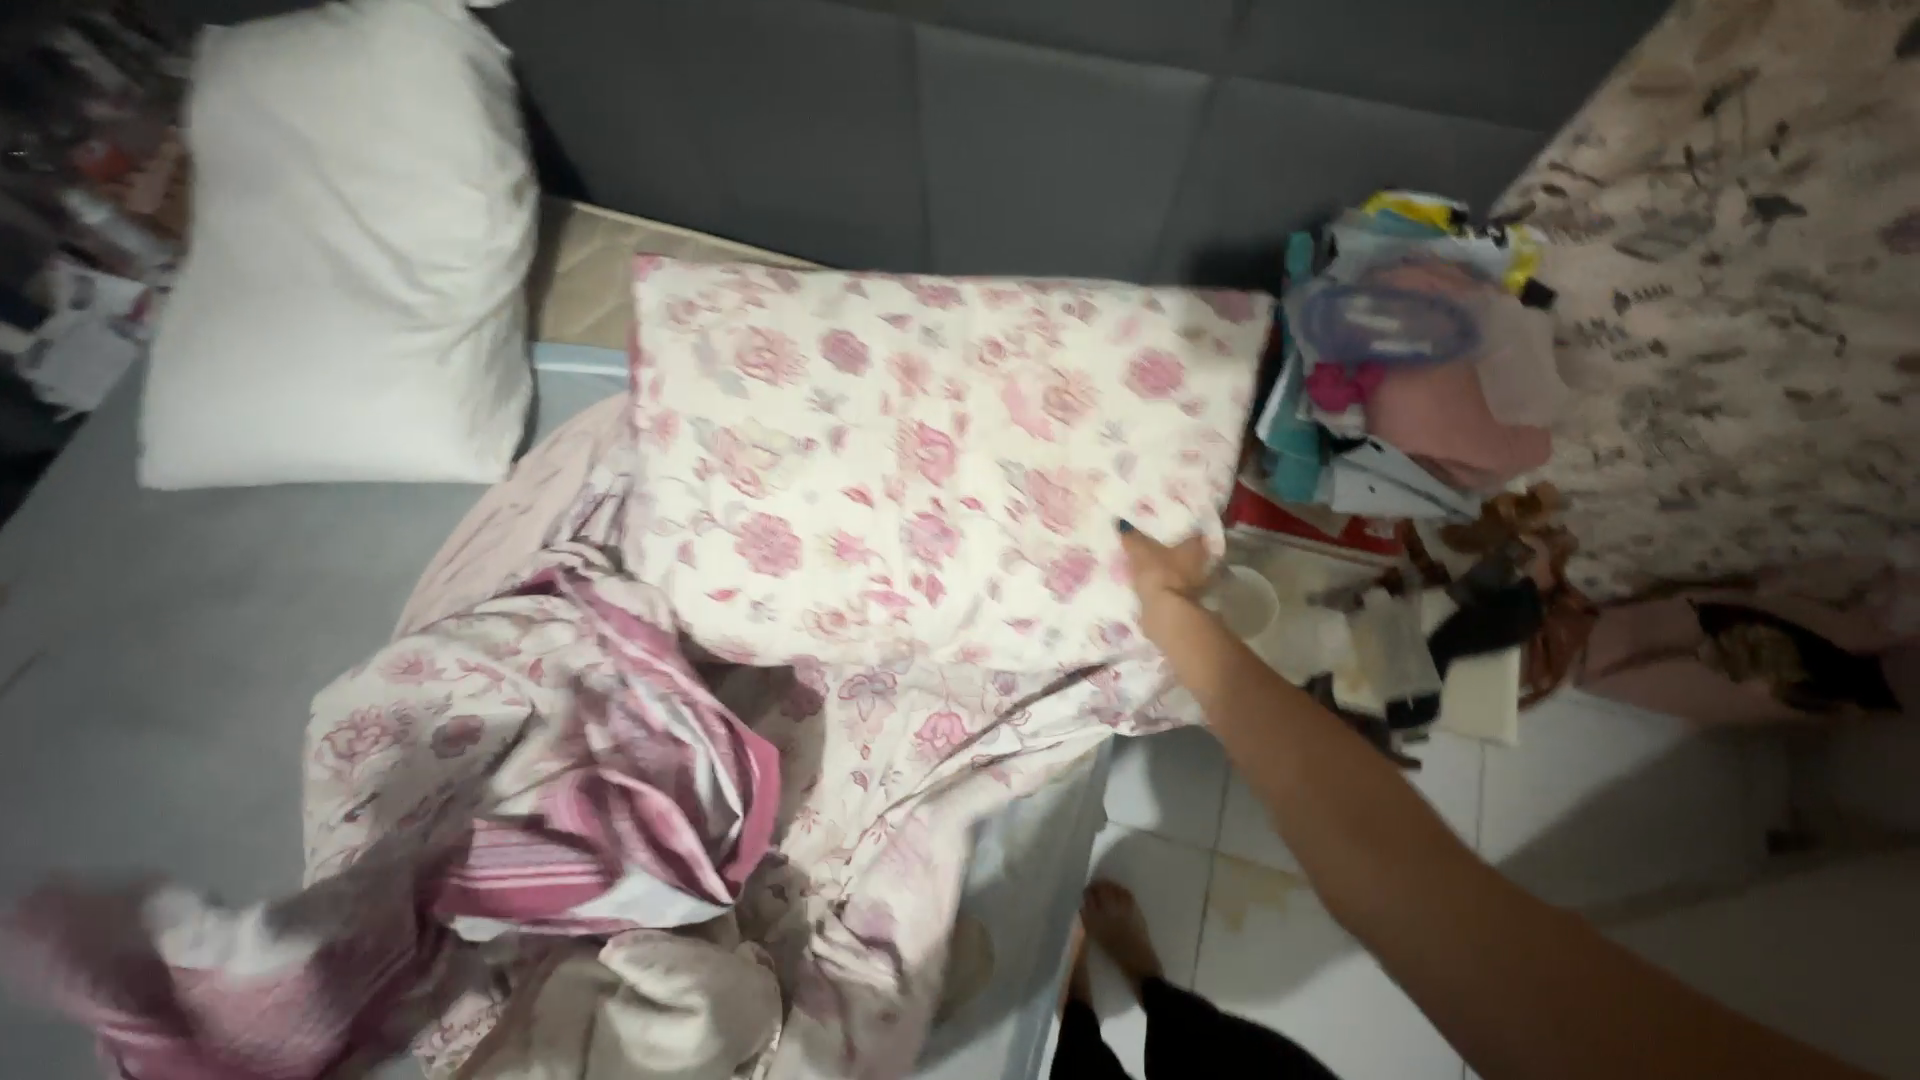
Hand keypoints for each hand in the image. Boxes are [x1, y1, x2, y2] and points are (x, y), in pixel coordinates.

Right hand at [1116, 520, 1211, 642]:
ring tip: (1157, 568)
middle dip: (1180, 553)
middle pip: (1193, 555)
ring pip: (1185, 574)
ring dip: (1175, 572)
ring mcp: (1196, 587)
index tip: (1175, 529)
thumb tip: (1120, 522)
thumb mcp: (1140, 551)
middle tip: (1164, 548)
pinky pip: (1177, 591)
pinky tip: (1157, 588)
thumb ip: (1132, 537)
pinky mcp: (1187, 604)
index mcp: (1194, 547)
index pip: (1194, 534)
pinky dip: (1169, 589)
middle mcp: (1201, 565)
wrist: (1166, 612)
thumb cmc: (1158, 572)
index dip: (1185, 531)